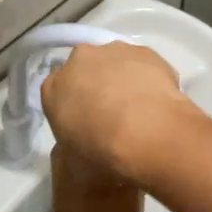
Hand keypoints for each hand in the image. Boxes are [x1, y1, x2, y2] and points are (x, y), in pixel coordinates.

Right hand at [39, 43, 199, 182]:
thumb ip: (72, 143)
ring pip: (114, 62)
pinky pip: (141, 63)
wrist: (147, 132)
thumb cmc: (102, 152)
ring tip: (139, 109)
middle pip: (85, 70)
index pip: (57, 91)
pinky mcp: (143, 50)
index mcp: (55, 87)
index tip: (85, 122)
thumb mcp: (73, 162)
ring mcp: (114, 51)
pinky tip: (156, 101)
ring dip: (122, 78)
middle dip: (95, 85)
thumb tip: (84, 142)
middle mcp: (80, 60)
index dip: (72, 105)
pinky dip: (147, 77)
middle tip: (110, 114)